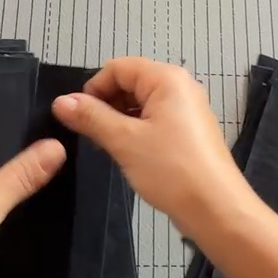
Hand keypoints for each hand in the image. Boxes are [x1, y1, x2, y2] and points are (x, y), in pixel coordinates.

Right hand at [51, 57, 256, 237]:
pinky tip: (129, 153)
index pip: (118, 68)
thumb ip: (92, 118)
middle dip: (106, 104)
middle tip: (91, 135)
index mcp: (167, 78)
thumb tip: (61, 101)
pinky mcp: (190, 130)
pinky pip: (155, 118)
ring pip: (142, 102)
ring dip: (120, 119)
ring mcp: (188, 108)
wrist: (217, 209)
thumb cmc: (170, 169)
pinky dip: (137, 129)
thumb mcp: (124, 141)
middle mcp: (180, 86)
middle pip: (131, 82)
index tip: (79, 118)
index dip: (94, 89)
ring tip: (108, 146)